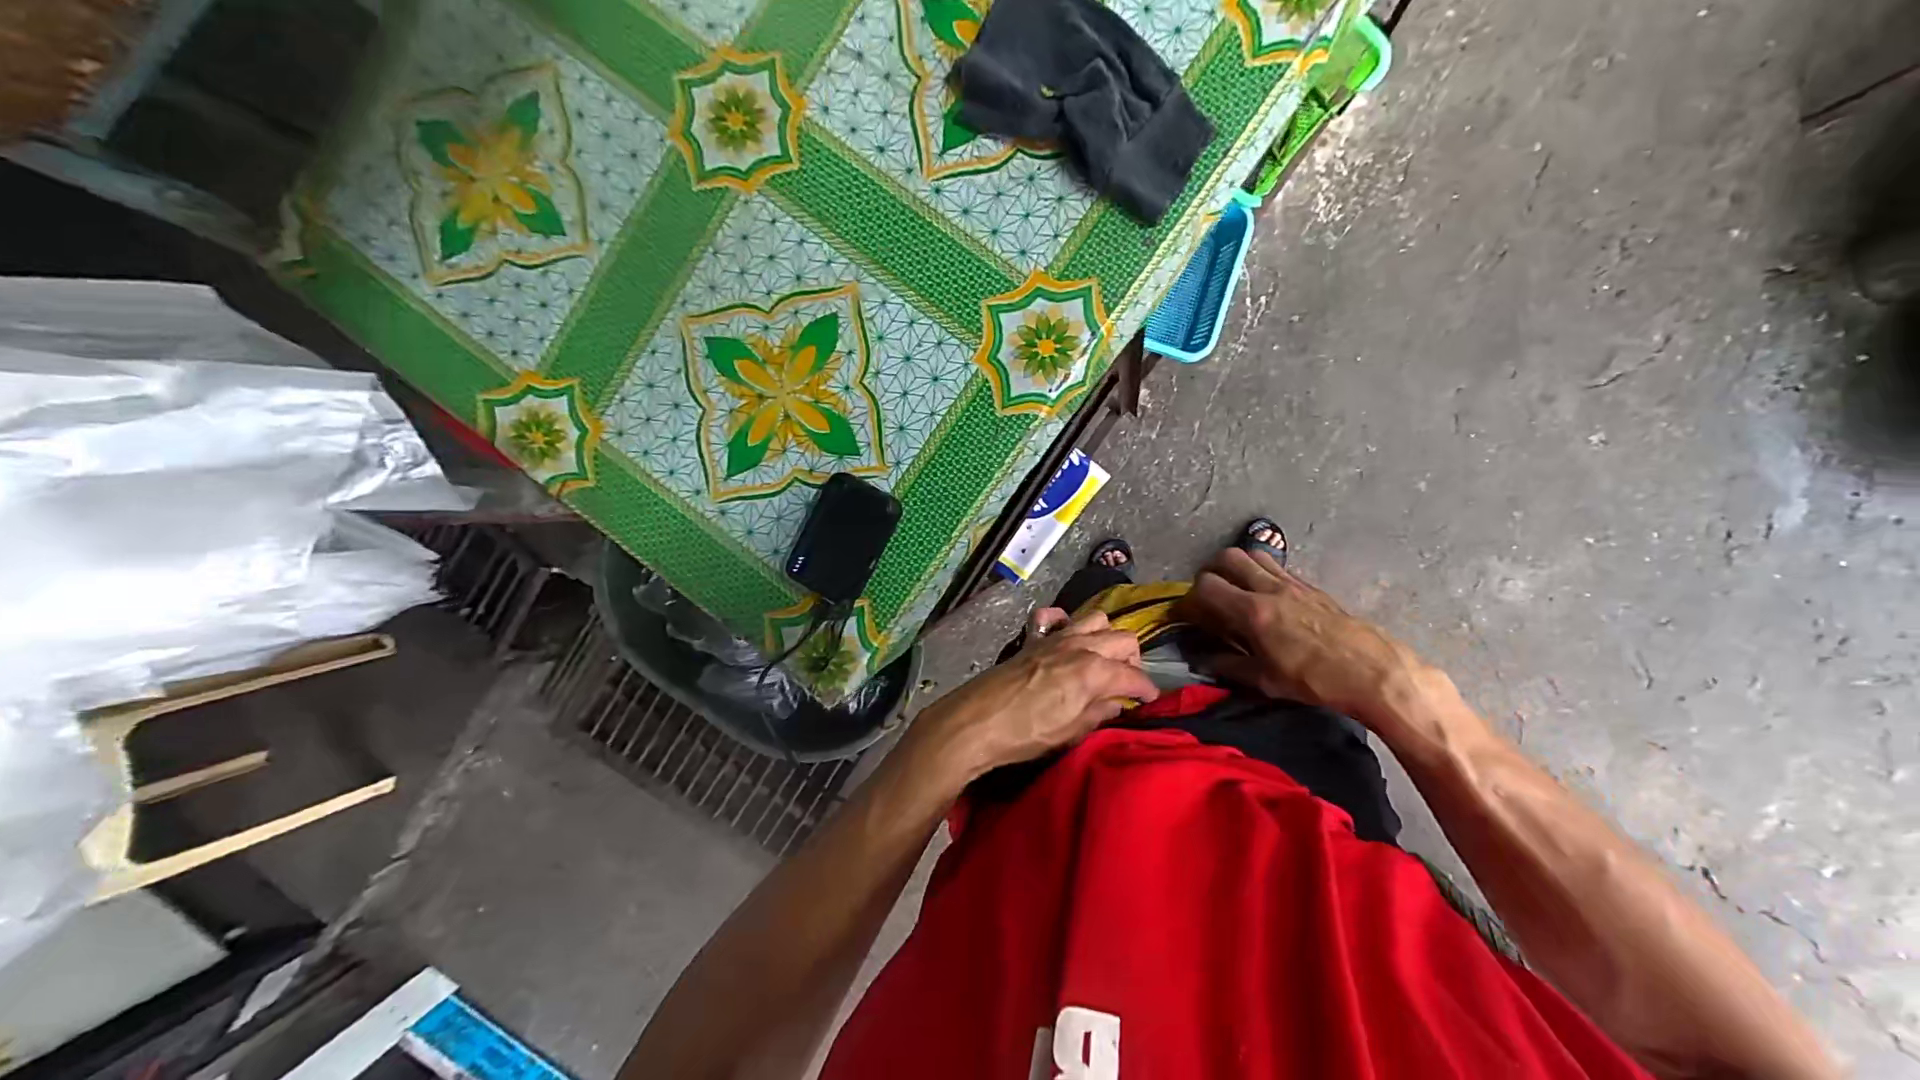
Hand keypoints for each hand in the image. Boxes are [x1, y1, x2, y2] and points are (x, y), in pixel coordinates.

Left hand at [909, 609, 1159, 783]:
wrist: (975, 722)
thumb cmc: (1025, 734)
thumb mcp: (1070, 733)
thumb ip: (1099, 713)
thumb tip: (1118, 703)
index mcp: (1093, 671)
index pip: (1134, 675)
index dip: (1148, 689)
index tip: (1151, 701)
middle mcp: (1079, 646)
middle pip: (1123, 638)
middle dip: (1133, 659)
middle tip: (1128, 682)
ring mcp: (1054, 639)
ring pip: (1095, 618)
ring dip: (1106, 635)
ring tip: (1104, 659)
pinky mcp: (1032, 641)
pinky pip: (1052, 617)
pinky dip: (1063, 621)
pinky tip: (1066, 636)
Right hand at [1173, 547, 1428, 725]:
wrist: (1374, 674)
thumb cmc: (1316, 681)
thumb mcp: (1266, 681)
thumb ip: (1231, 666)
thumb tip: (1205, 660)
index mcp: (1253, 612)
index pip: (1207, 586)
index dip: (1191, 597)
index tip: (1189, 613)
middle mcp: (1270, 589)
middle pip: (1228, 557)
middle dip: (1211, 571)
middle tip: (1210, 594)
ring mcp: (1293, 585)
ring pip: (1255, 555)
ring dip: (1238, 566)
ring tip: (1237, 589)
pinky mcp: (1312, 588)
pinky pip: (1278, 568)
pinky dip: (1263, 574)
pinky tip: (1267, 598)